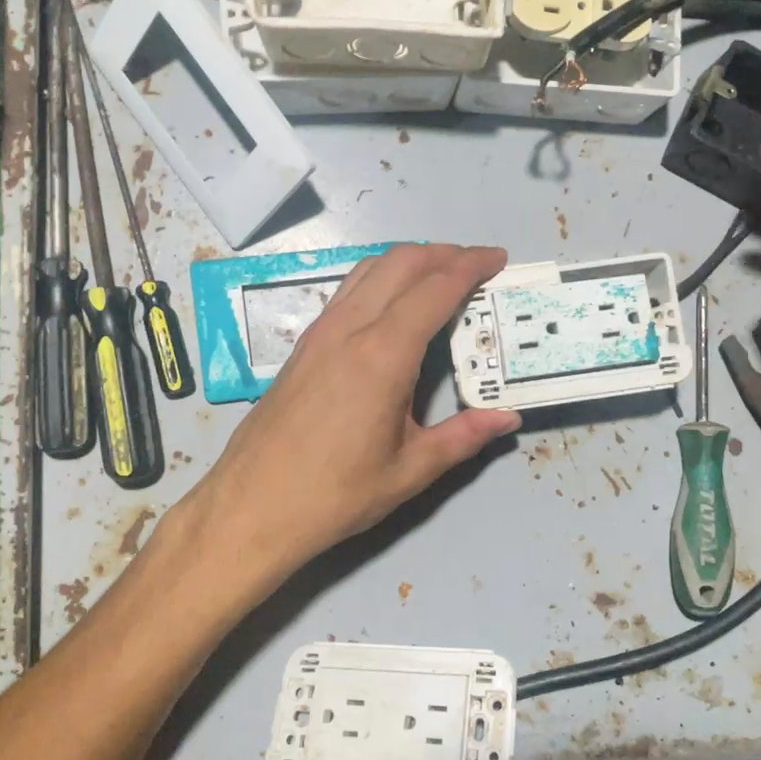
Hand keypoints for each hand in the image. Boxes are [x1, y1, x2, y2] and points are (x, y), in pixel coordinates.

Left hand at [185, 244, 521, 576]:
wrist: (252, 506)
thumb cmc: (334, 494)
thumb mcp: (409, 472)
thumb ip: (462, 437)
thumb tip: (508, 417)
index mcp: (382, 356)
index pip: (434, 290)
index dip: (470, 266)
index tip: (497, 258)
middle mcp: (349, 329)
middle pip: (401, 263)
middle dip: (444, 253)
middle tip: (477, 264)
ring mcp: (320, 332)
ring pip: (369, 269)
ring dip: (410, 260)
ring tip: (441, 274)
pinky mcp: (303, 344)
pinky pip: (349, 290)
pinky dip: (382, 278)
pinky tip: (395, 303)